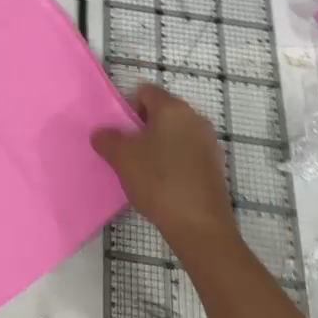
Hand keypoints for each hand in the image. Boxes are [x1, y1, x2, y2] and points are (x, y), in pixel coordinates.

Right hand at [92, 85, 235, 247]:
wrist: (199, 226)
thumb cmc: (158, 181)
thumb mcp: (121, 157)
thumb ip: (106, 138)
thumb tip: (102, 134)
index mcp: (174, 108)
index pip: (145, 92)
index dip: (127, 107)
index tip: (119, 131)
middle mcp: (195, 119)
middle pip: (162, 112)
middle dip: (142, 128)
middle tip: (127, 150)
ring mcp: (209, 144)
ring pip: (175, 135)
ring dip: (158, 145)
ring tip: (143, 169)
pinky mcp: (215, 168)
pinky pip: (187, 154)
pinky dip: (173, 162)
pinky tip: (162, 184)